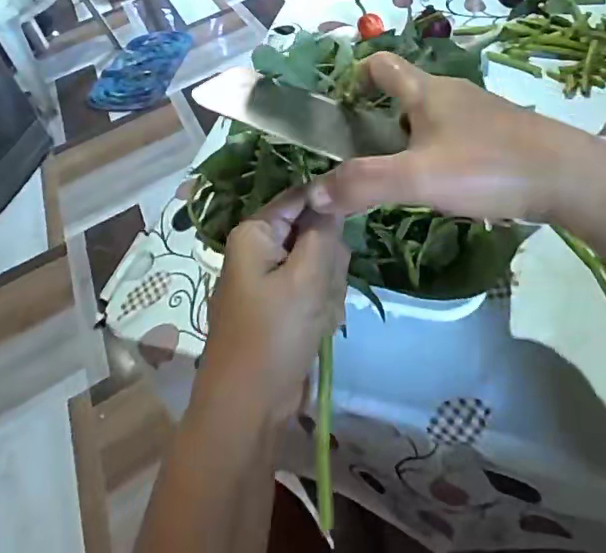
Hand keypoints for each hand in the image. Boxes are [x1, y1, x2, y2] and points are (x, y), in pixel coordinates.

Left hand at [202, 190, 349, 420]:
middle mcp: (259, 249)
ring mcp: (270, 280)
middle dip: (328, 262)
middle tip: (323, 290)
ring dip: (328, 290)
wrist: (248, 408)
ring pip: (320, 265)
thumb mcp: (307, 277)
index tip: (357, 219)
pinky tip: (317, 331)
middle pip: (314, 232)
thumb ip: (324, 231)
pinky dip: (322, 309)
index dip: (330, 205)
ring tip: (318, 317)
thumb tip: (333, 195)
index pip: (301, 197)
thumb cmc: (274, 335)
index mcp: (255, 232)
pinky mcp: (281, 307)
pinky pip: (314, 292)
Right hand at [307, 52, 605, 224]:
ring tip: (404, 177)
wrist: (568, 177)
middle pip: (406, 93)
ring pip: (434, 117)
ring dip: (412, 137)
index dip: (357, 77)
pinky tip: (449, 186)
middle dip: (381, 116)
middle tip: (367, 154)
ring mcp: (482, 113)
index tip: (343, 106)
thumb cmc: (487, 166)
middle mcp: (453, 93)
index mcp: (426, 91)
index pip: (382, 65)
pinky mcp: (503, 135)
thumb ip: (363, 184)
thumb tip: (313, 194)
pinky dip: (441, 152)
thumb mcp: (417, 178)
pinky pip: (459, 136)